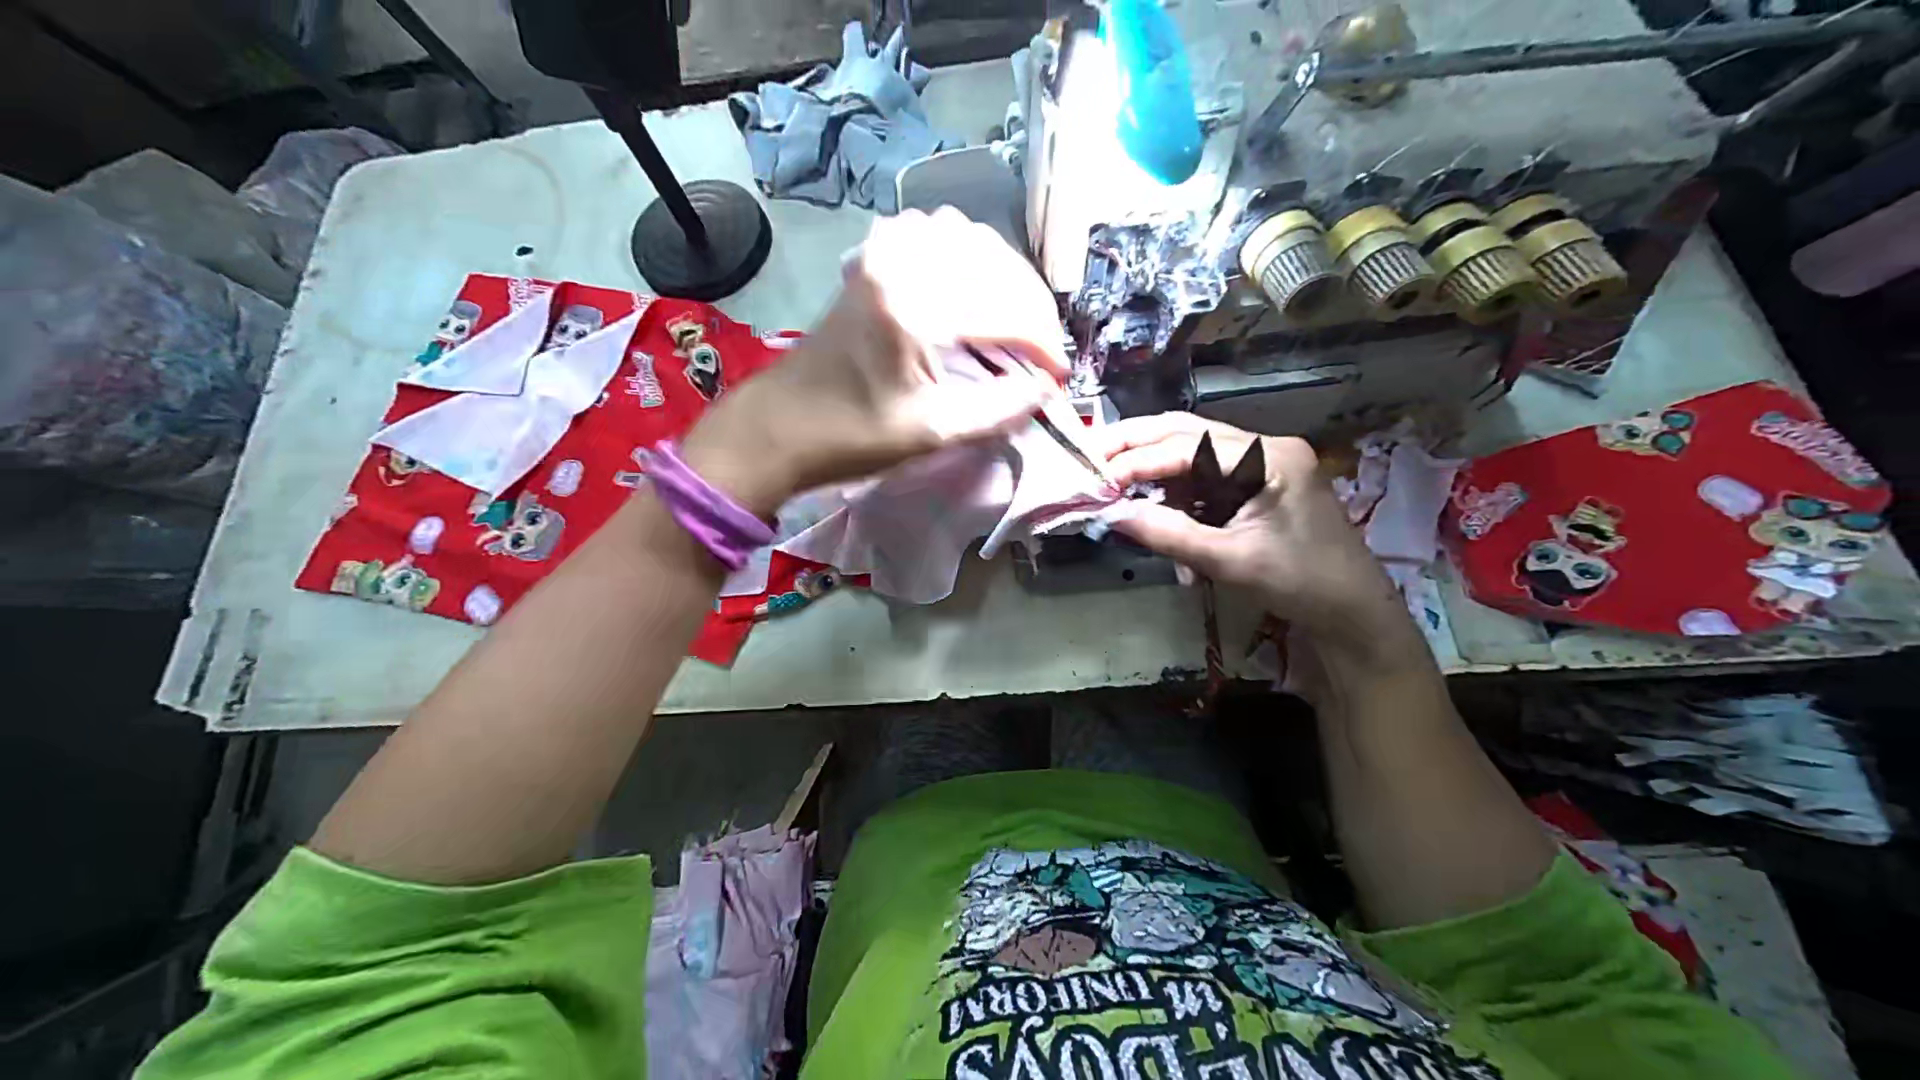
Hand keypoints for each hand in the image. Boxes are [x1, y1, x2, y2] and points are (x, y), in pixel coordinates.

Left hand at [683, 209, 1068, 515]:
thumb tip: (1042, 391)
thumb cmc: (852, 436)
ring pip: (969, 238)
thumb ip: (998, 410)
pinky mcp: (873, 257)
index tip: (1057, 376)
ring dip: (1003, 275)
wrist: (780, 425)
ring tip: (1015, 320)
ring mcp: (884, 252)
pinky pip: (935, 233)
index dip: (1043, 345)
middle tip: (1041, 350)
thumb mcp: (932, 433)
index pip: (1006, 312)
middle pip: (995, 264)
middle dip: (1031, 306)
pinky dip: (966, 256)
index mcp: (917, 308)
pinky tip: (973, 290)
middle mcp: (903, 263)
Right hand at [1090, 412, 1423, 668]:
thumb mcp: (1227, 560)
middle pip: (1186, 433)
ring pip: (1191, 454)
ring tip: (1116, 491)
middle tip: (1091, 457)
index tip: (1097, 480)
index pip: (1187, 446)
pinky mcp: (1256, 484)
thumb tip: (1110, 515)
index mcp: (1268, 457)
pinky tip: (1158, 518)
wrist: (1352, 612)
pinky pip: (1204, 479)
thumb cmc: (1299, 583)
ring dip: (1155, 476)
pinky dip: (1177, 498)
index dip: (1137, 461)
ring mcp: (1262, 464)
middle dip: (1137, 446)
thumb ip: (1167, 533)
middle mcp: (1265, 448)